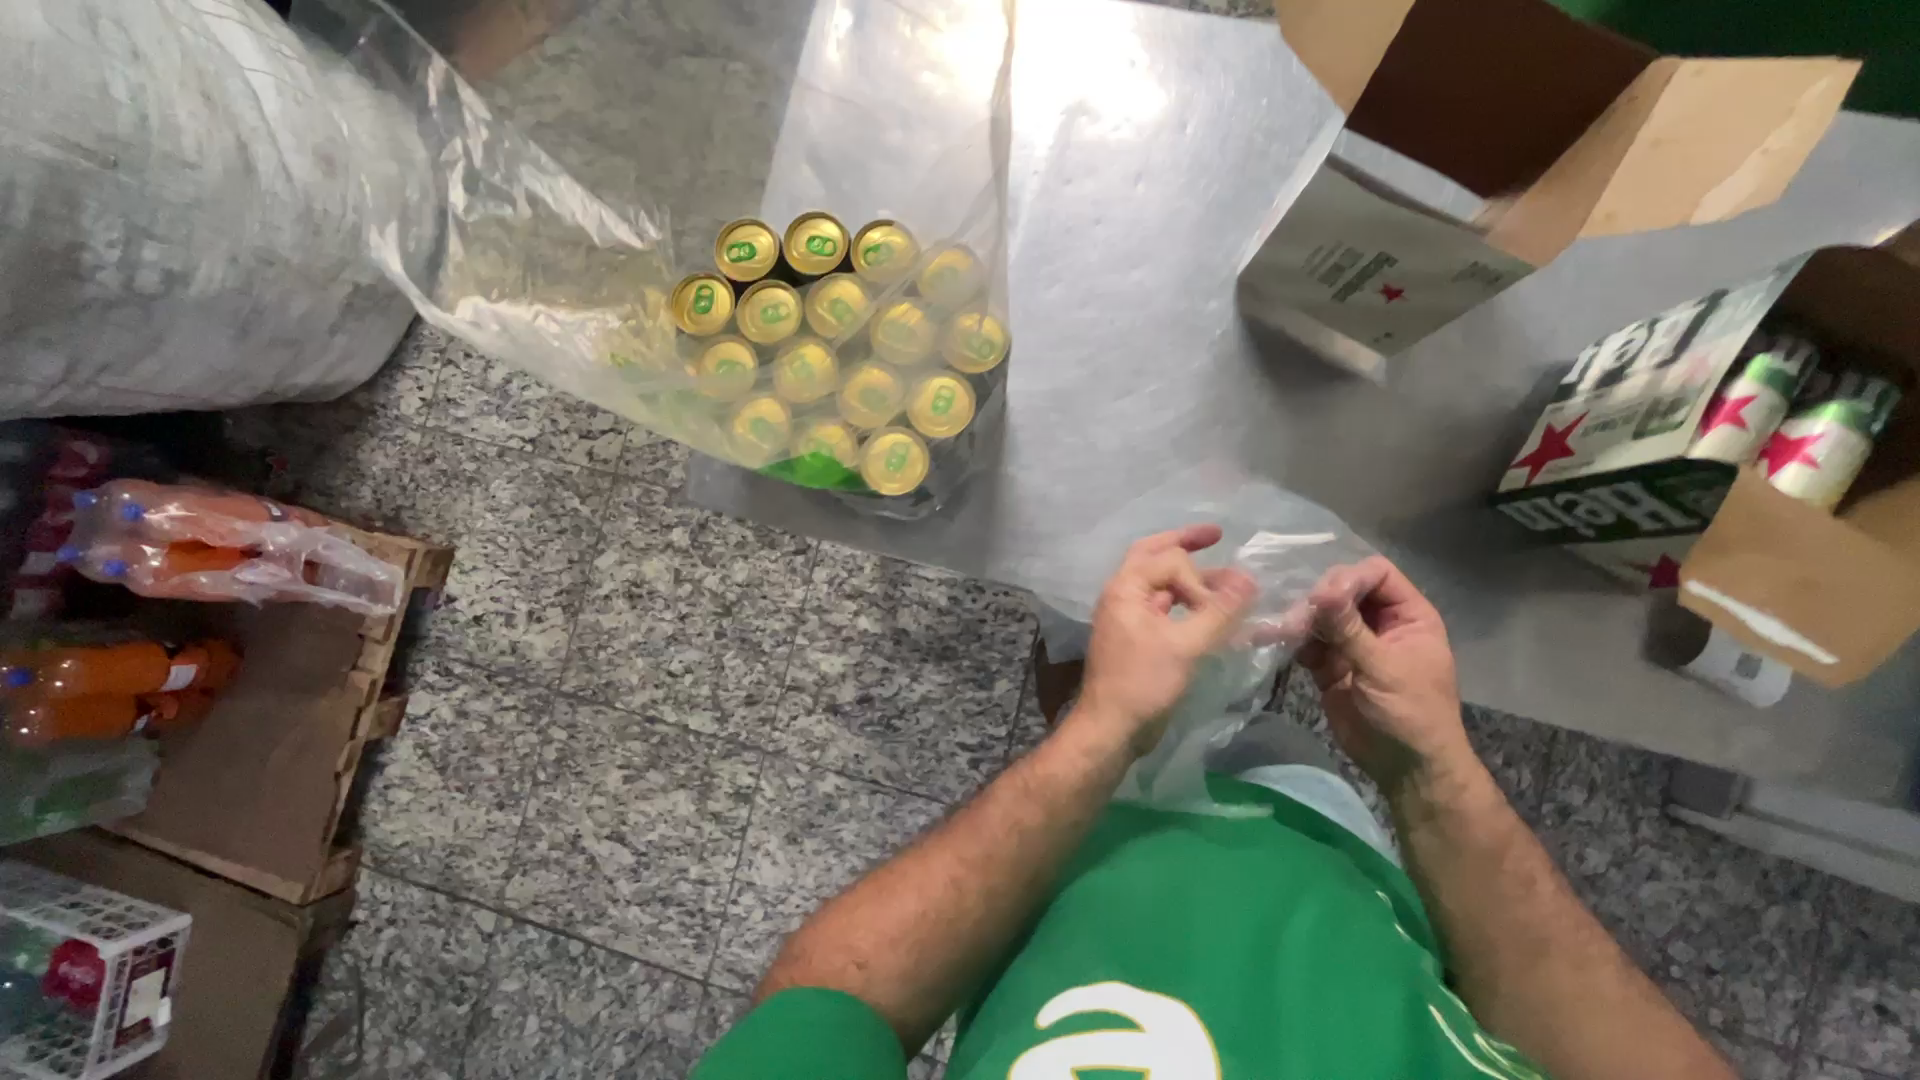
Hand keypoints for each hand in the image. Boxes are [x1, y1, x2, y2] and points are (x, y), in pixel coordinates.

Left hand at [1073, 525, 1256, 756]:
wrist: (1112, 728)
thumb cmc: (1143, 684)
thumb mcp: (1186, 646)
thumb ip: (1219, 611)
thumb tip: (1250, 579)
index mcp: (1125, 588)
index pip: (1170, 561)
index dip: (1200, 580)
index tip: (1216, 610)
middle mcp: (1122, 595)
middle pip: (1154, 556)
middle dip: (1185, 544)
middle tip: (1216, 534)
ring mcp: (1127, 617)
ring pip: (1160, 584)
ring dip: (1190, 578)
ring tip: (1225, 580)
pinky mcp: (1136, 639)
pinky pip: (1163, 609)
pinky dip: (1186, 604)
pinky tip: (1209, 612)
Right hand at [1296, 556, 1477, 793]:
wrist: (1406, 769)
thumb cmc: (1412, 714)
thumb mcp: (1383, 668)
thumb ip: (1349, 628)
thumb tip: (1320, 589)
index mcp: (1408, 616)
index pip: (1377, 575)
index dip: (1349, 578)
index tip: (1322, 597)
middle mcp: (1380, 623)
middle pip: (1344, 590)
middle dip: (1318, 599)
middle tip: (1295, 615)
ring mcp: (1353, 644)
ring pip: (1322, 616)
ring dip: (1300, 619)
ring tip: (1280, 628)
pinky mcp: (1330, 665)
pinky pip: (1308, 642)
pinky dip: (1291, 639)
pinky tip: (1273, 638)